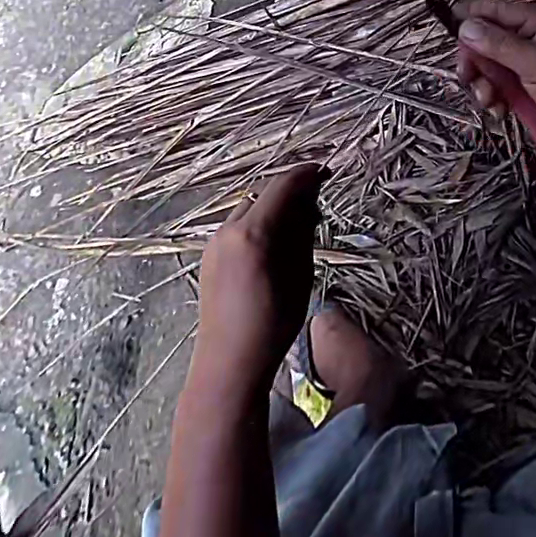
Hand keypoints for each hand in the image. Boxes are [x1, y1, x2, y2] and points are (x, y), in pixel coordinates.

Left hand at [193, 162, 325, 397]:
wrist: (229, 363)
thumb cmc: (274, 323)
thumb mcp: (301, 273)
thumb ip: (303, 230)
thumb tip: (309, 199)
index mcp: (254, 232)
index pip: (283, 185)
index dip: (307, 174)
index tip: (325, 173)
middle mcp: (230, 229)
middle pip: (265, 191)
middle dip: (291, 191)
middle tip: (315, 206)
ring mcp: (215, 242)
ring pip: (251, 207)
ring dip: (274, 206)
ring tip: (296, 228)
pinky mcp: (209, 255)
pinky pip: (239, 225)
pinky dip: (260, 222)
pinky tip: (273, 244)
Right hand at [452, 0, 535, 163]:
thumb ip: (500, 45)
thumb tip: (465, 26)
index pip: (495, 10)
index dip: (470, 16)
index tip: (447, 27)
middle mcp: (528, 40)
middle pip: (484, 39)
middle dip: (473, 59)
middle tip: (467, 76)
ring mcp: (524, 66)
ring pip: (485, 66)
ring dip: (480, 83)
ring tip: (489, 100)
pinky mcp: (522, 89)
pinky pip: (494, 88)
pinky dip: (491, 99)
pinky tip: (499, 111)